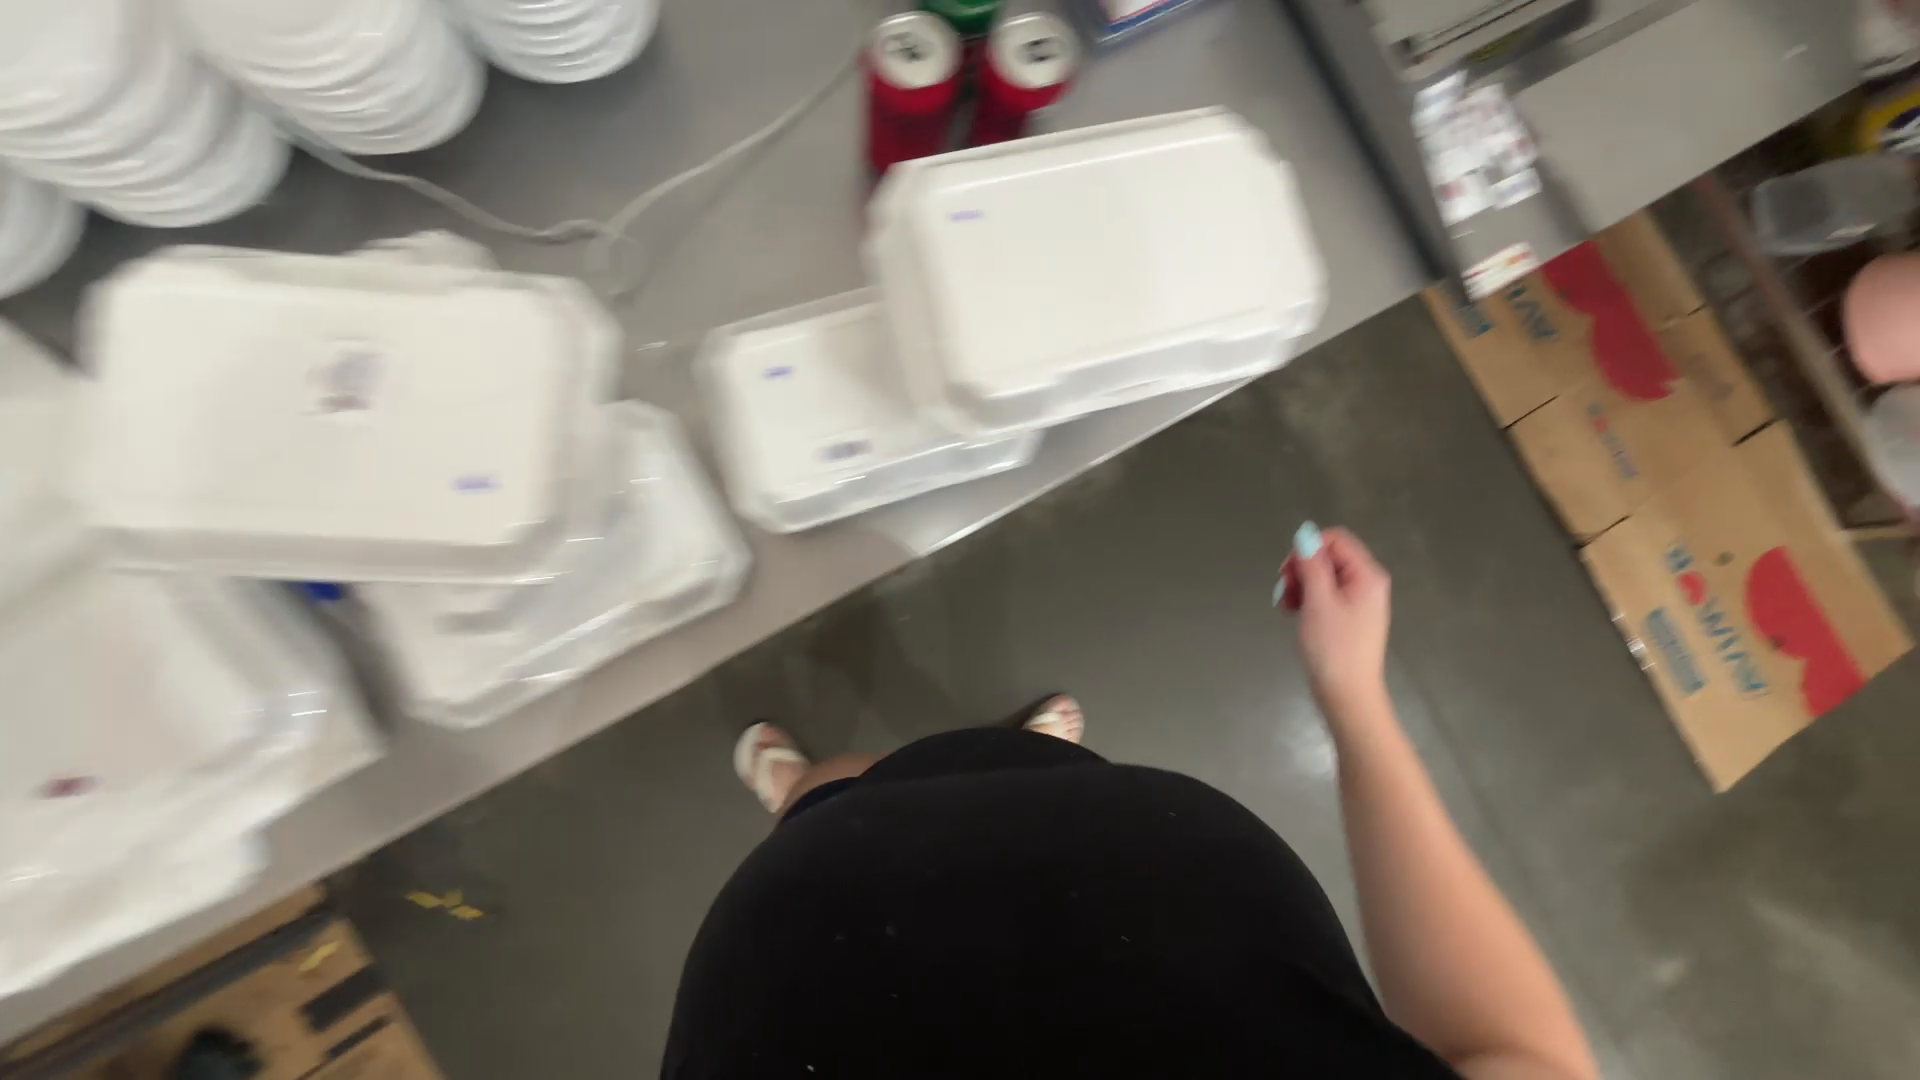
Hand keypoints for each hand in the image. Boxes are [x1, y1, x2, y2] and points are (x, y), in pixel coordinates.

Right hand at [1293, 527, 1391, 705]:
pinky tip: (1293, 614)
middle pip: (1327, 557)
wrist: (1346, 694)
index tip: (1289, 571)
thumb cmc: (1333, 648)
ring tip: (1286, 606)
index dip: (1308, 548)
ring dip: (1299, 585)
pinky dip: (1305, 599)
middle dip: (1300, 569)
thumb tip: (1304, 534)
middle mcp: (1366, 584)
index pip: (1336, 540)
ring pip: (1321, 576)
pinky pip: (1323, 595)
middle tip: (1284, 591)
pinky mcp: (1346, 617)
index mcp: (1366, 576)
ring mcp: (1357, 601)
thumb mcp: (1318, 602)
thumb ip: (1312, 565)